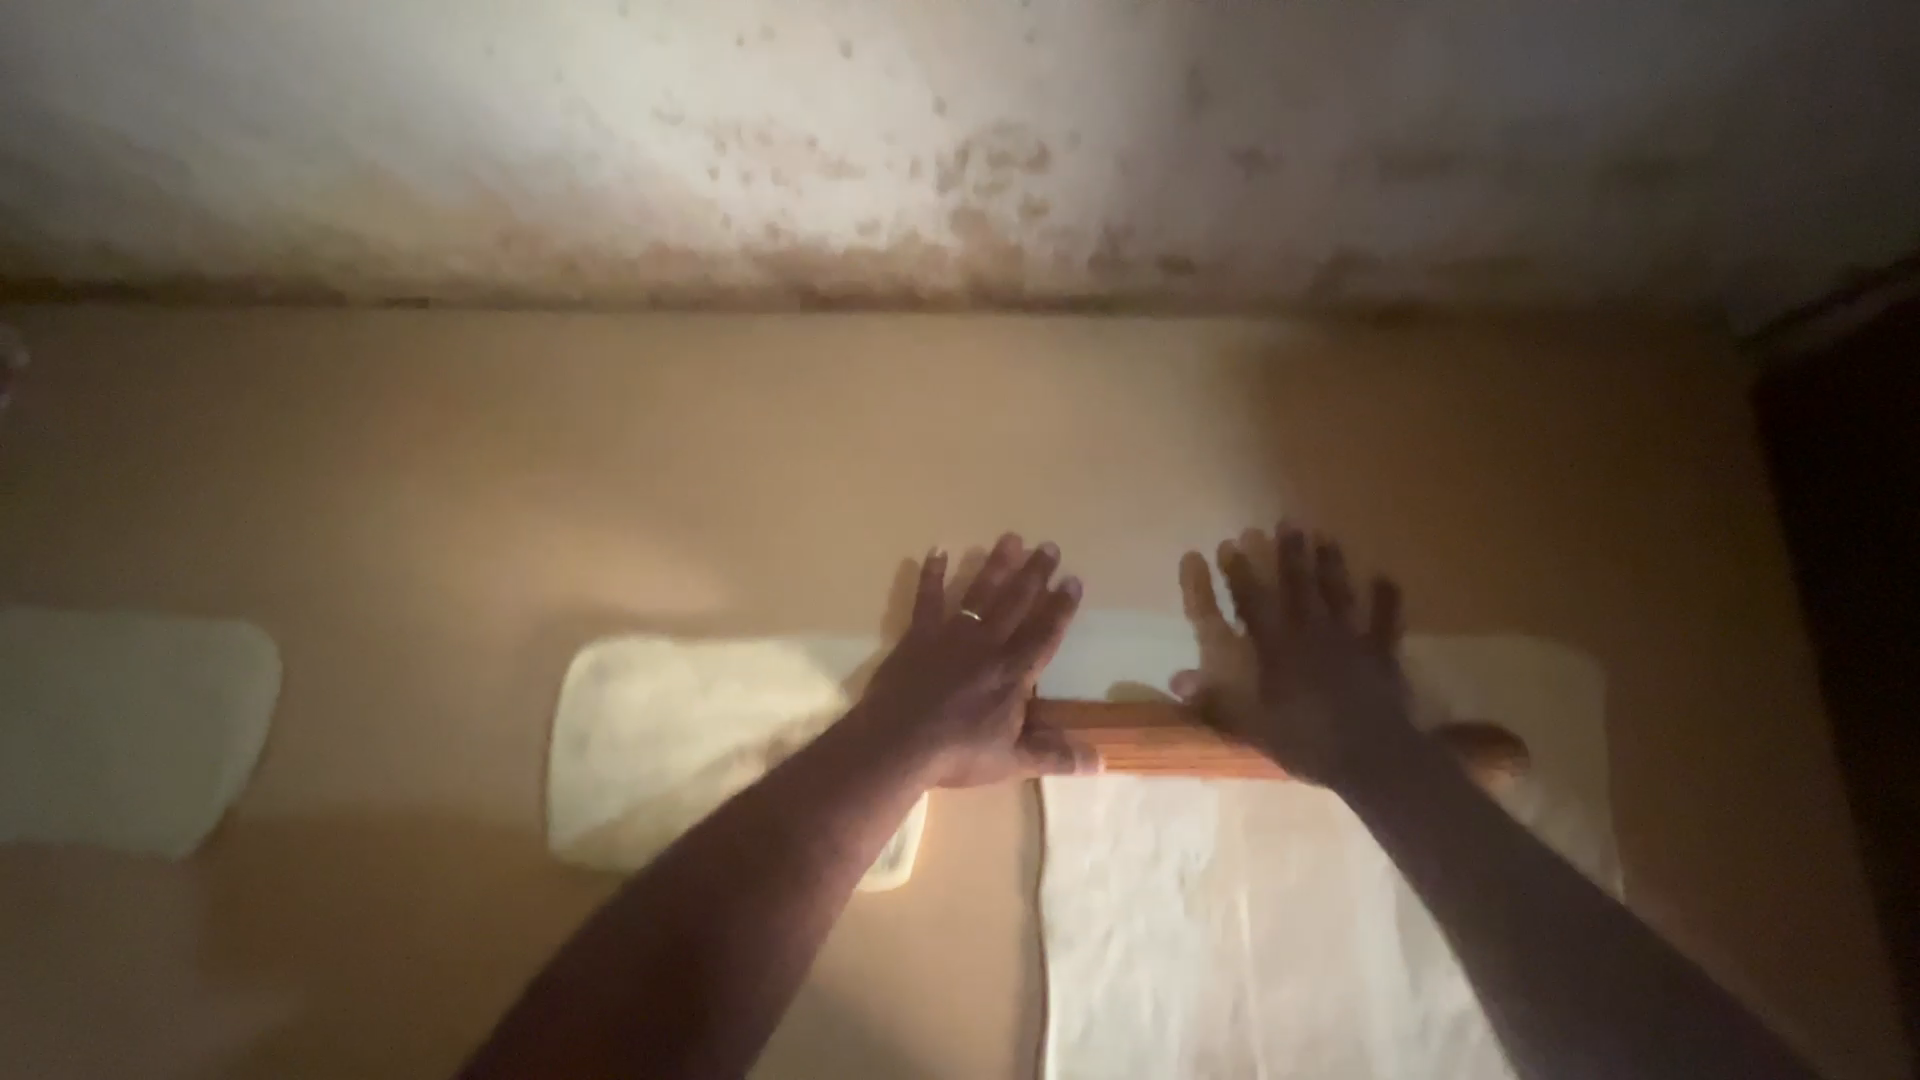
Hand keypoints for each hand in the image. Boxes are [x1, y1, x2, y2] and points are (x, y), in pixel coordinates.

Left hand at [855, 533, 1098, 786]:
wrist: (898, 744)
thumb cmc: (957, 754)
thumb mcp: (1012, 760)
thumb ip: (1055, 756)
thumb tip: (1102, 763)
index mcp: (1013, 672)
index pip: (1045, 633)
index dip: (1061, 607)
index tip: (1073, 580)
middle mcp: (987, 645)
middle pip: (1016, 603)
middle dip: (1035, 574)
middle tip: (1049, 546)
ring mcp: (951, 635)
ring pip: (980, 593)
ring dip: (996, 565)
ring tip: (1010, 538)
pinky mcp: (918, 635)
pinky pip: (927, 598)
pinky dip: (933, 575)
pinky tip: (938, 550)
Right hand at [1174, 524, 1417, 790]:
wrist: (1374, 759)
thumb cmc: (1308, 742)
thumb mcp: (1252, 727)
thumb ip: (1215, 702)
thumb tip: (1175, 680)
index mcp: (1277, 649)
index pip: (1253, 603)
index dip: (1239, 573)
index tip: (1230, 544)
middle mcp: (1312, 634)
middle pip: (1299, 586)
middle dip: (1290, 553)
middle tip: (1287, 522)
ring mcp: (1351, 641)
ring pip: (1339, 594)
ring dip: (1332, 564)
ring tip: (1326, 536)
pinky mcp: (1382, 655)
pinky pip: (1385, 622)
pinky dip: (1386, 599)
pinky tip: (1385, 577)